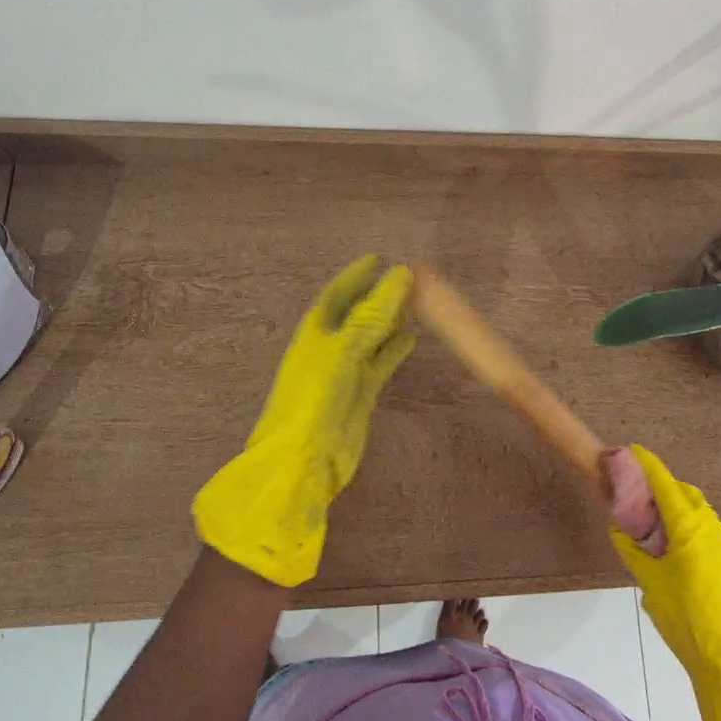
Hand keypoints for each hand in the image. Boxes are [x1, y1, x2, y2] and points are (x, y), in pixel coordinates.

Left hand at [192, 256, 415, 587]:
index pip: (337, 295)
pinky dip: (395, 349)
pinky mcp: (360, 394)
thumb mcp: (343, 351)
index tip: (378, 258)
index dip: (356, 276)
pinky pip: (380, 363)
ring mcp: (345, 372)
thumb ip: (372, 315)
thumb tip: (401, 274)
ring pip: (371, 337)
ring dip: (390, 321)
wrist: (303, 461)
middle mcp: (329, 348)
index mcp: (314, 334)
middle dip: (378, 296)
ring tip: (416, 303)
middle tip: (409, 278)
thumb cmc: (314, 400)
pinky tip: (412, 338)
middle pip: (357, 313)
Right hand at [604, 446, 720, 720]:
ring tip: (641, 520)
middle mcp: (708, 523)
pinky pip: (698, 526)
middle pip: (677, 489)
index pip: (661, 479)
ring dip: (667, 503)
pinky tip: (663, 543)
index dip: (641, 463)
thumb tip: (620, 526)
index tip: (621, 452)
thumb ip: (633, 549)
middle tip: (625, 493)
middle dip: (653, 483)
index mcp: (687, 523)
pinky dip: (679, 522)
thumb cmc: (687, 617)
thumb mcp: (650, 582)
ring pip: (690, 507)